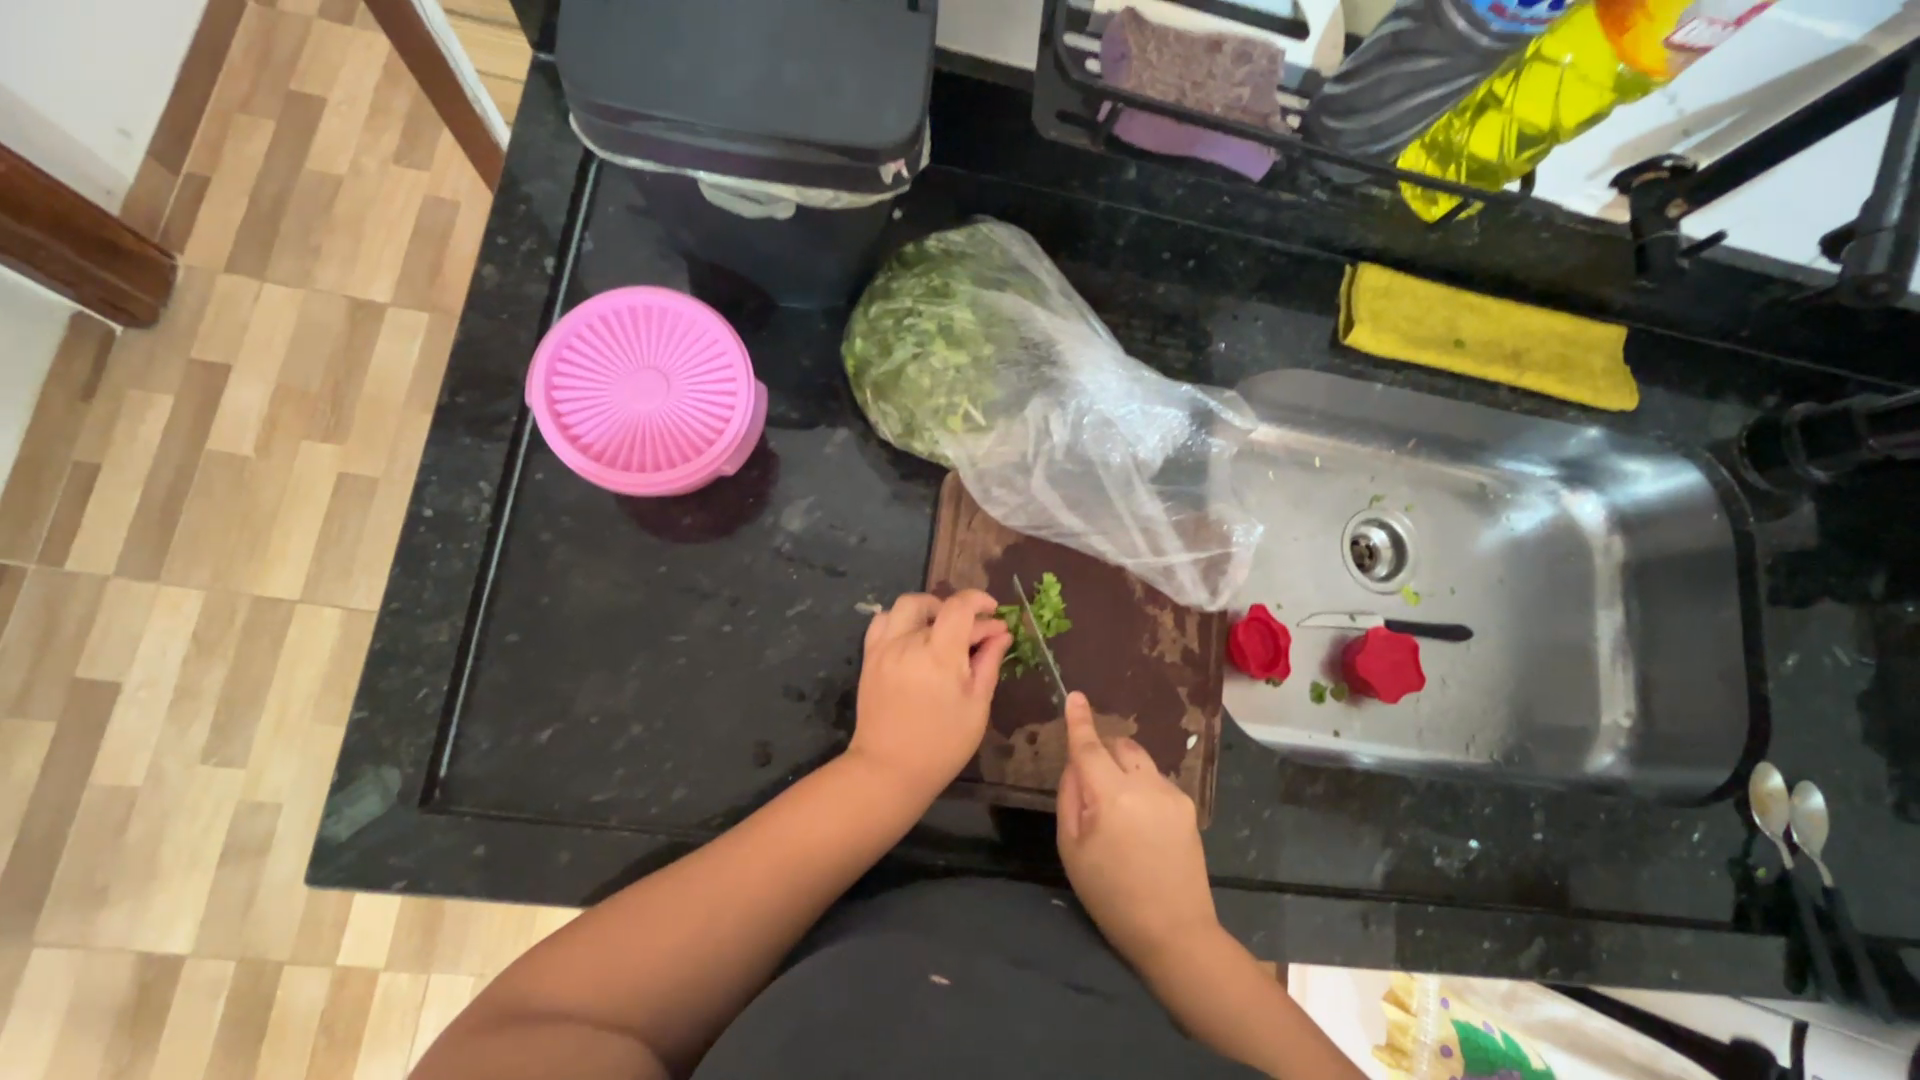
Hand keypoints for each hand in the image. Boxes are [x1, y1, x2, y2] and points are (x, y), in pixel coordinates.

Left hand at [848, 591, 1011, 800]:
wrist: (889, 769)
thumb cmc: (943, 744)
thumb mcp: (977, 706)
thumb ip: (988, 664)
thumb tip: (1001, 634)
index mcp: (940, 654)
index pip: (960, 606)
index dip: (981, 601)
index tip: (995, 614)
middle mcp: (908, 642)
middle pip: (937, 606)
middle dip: (961, 613)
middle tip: (975, 634)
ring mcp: (884, 648)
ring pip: (907, 606)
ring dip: (930, 609)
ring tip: (943, 630)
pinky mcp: (870, 658)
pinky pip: (882, 621)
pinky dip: (901, 620)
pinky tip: (914, 637)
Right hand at [1056, 691, 1218, 969]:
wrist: (1174, 932)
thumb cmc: (1111, 895)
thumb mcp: (1072, 849)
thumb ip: (1070, 798)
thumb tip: (1075, 766)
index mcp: (1111, 796)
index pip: (1090, 747)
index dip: (1079, 721)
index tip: (1075, 696)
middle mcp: (1145, 785)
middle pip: (1119, 746)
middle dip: (1102, 751)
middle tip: (1089, 782)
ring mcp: (1172, 794)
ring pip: (1140, 762)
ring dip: (1123, 769)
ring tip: (1116, 811)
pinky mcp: (1188, 807)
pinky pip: (1156, 781)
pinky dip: (1141, 787)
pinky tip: (1140, 826)